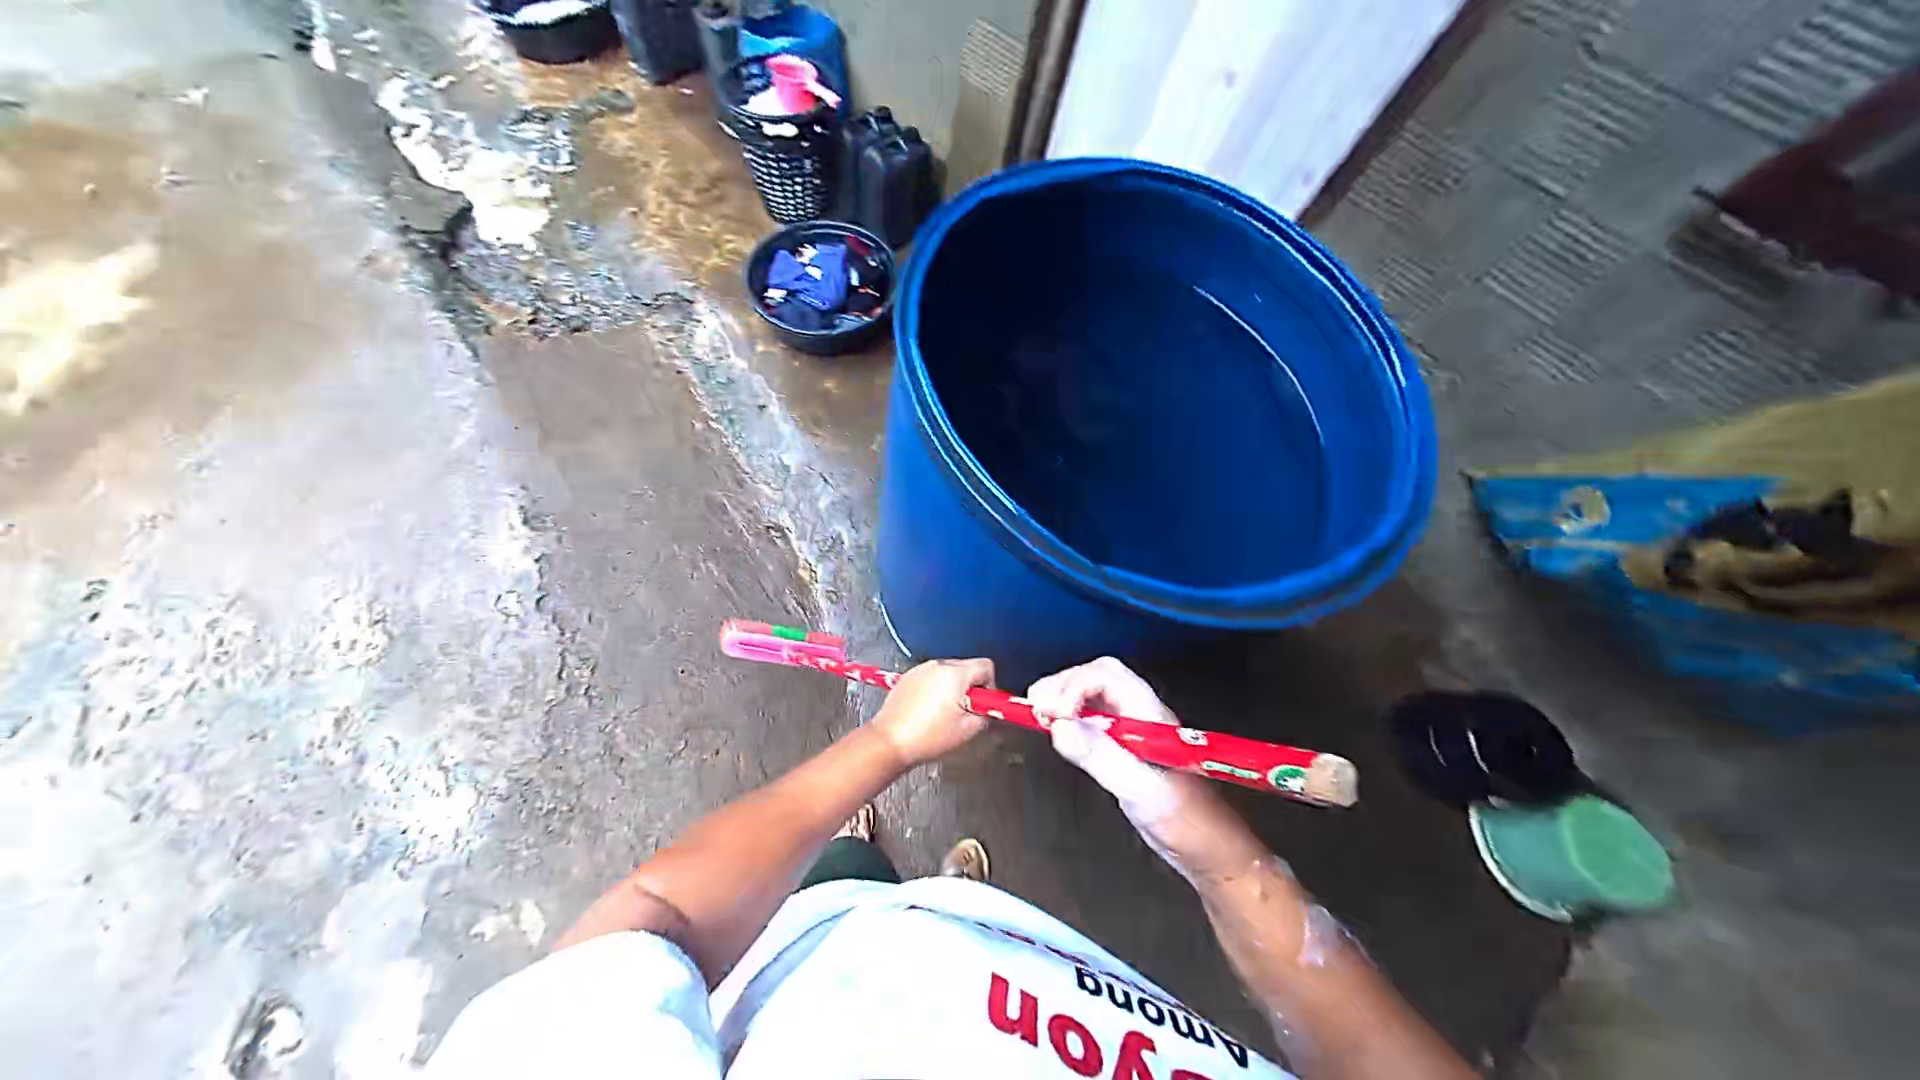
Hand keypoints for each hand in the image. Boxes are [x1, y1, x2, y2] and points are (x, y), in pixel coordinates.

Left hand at [869, 658, 994, 767]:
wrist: (889, 741)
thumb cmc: (926, 736)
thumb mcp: (968, 730)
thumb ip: (988, 714)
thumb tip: (993, 708)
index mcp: (955, 674)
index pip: (987, 666)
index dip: (990, 687)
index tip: (983, 705)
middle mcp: (938, 665)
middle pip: (968, 668)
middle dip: (972, 689)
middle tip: (965, 713)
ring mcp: (921, 669)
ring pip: (950, 673)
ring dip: (953, 689)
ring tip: (944, 716)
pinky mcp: (909, 677)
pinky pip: (932, 678)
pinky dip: (936, 690)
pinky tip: (929, 712)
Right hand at [1030, 658, 1264, 882]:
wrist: (1210, 850)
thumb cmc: (1188, 822)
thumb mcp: (1140, 789)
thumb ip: (1100, 757)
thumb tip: (1060, 728)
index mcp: (1150, 714)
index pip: (1105, 676)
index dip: (1072, 687)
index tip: (1052, 713)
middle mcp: (1141, 714)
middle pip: (1097, 675)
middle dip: (1063, 684)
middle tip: (1037, 706)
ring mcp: (1134, 728)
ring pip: (1094, 693)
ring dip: (1064, 697)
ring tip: (1042, 715)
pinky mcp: (1125, 745)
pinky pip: (1094, 717)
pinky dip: (1071, 717)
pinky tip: (1060, 731)